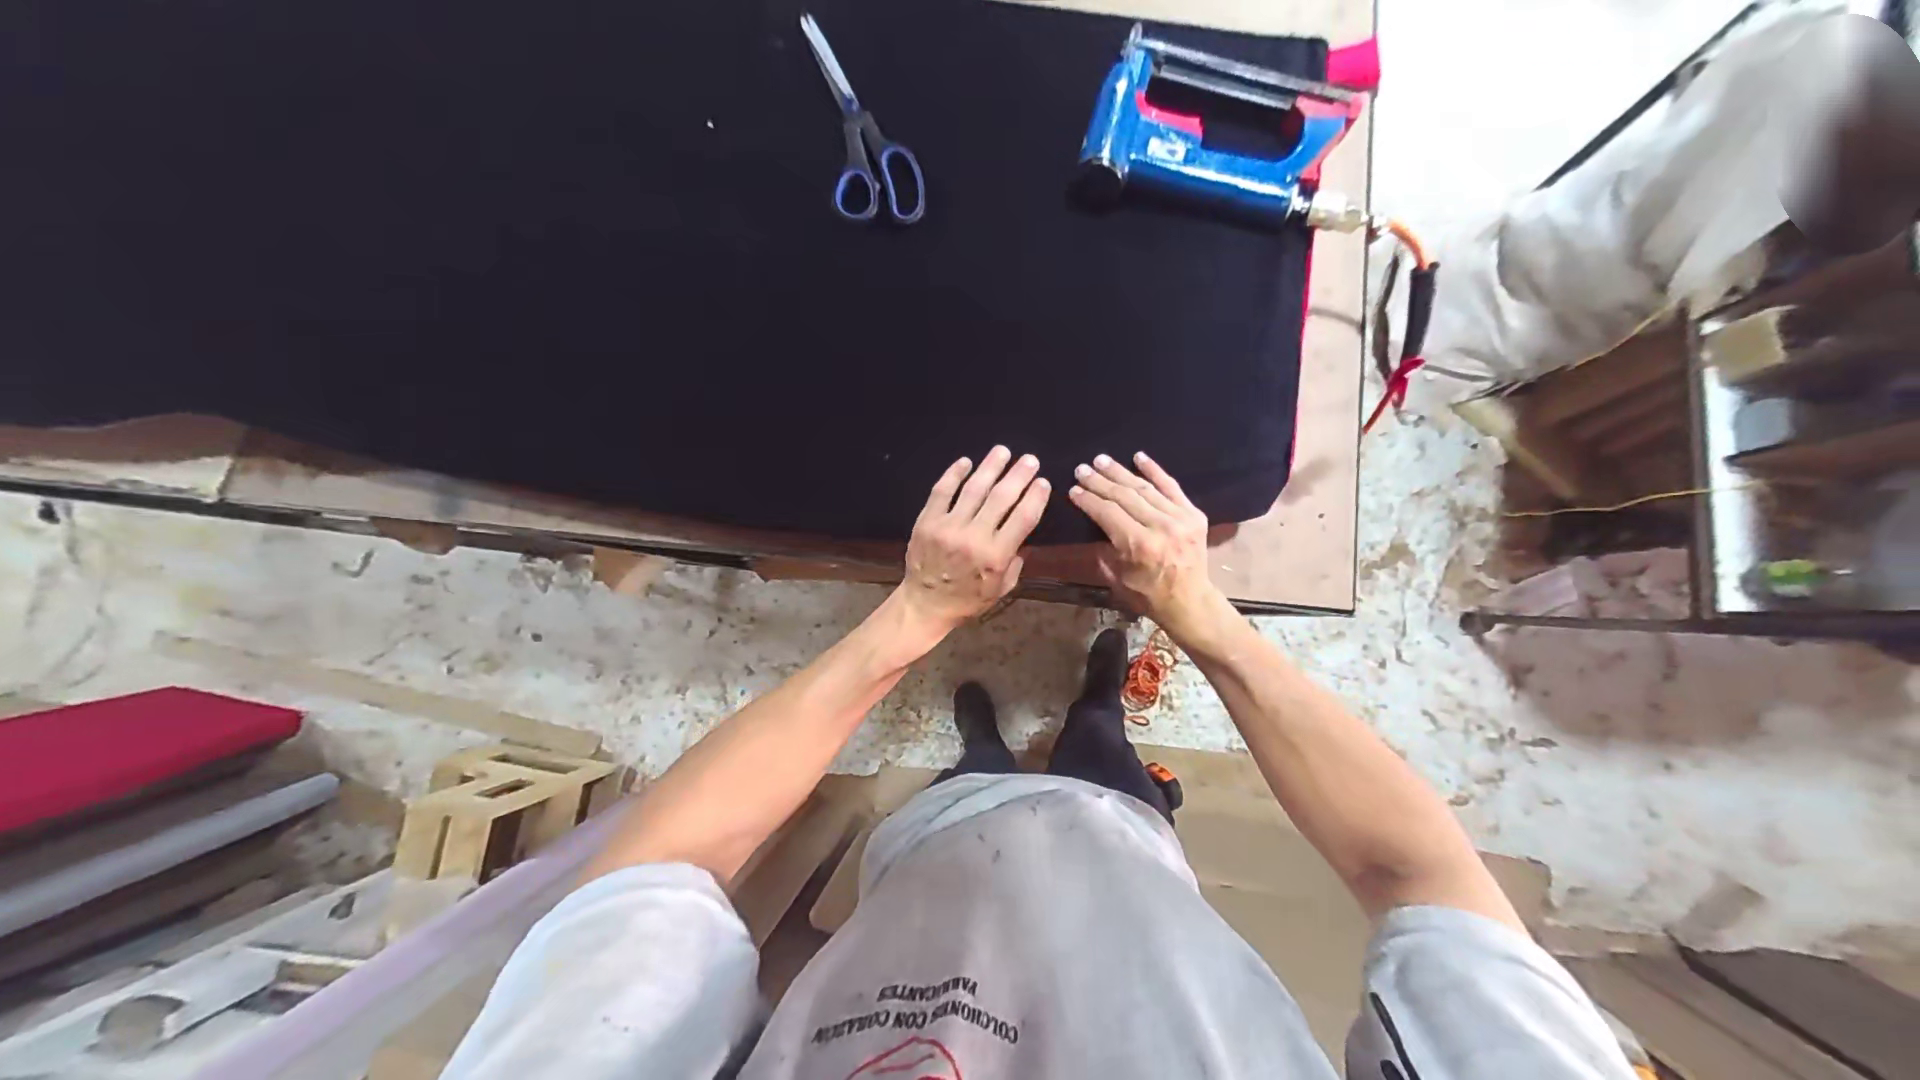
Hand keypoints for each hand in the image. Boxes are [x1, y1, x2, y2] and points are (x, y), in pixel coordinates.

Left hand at [897, 446, 1050, 631]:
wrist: (925, 605)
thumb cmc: (968, 599)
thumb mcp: (1001, 588)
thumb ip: (1015, 560)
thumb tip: (1022, 532)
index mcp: (995, 556)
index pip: (1023, 518)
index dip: (1036, 497)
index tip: (1043, 482)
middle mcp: (973, 538)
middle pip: (1001, 497)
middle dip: (1019, 475)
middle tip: (1029, 460)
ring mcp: (948, 527)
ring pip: (973, 488)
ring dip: (990, 467)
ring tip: (1002, 452)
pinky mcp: (927, 521)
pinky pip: (942, 491)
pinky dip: (954, 474)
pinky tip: (966, 462)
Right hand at [1068, 452, 1222, 636]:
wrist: (1190, 601)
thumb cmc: (1148, 594)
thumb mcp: (1117, 577)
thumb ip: (1104, 547)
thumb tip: (1092, 519)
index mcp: (1139, 546)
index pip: (1108, 513)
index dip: (1089, 499)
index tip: (1073, 489)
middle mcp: (1161, 527)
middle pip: (1124, 496)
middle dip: (1099, 481)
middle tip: (1082, 469)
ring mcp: (1180, 518)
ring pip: (1145, 488)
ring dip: (1120, 472)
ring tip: (1102, 460)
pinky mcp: (1194, 514)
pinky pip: (1172, 487)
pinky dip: (1155, 470)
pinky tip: (1139, 457)